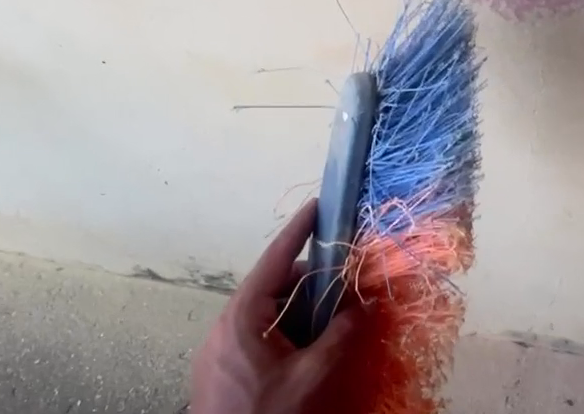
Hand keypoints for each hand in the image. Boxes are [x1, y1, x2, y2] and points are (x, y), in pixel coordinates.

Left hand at [189, 199, 367, 413]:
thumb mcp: (310, 377)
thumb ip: (339, 336)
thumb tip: (364, 306)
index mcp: (242, 317)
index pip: (275, 259)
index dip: (299, 230)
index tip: (318, 205)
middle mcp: (225, 324)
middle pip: (273, 284)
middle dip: (308, 282)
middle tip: (340, 290)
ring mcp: (218, 348)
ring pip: (265, 309)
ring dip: (297, 309)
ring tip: (325, 325)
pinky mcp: (219, 369)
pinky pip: (254, 332)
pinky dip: (282, 328)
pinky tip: (303, 347)